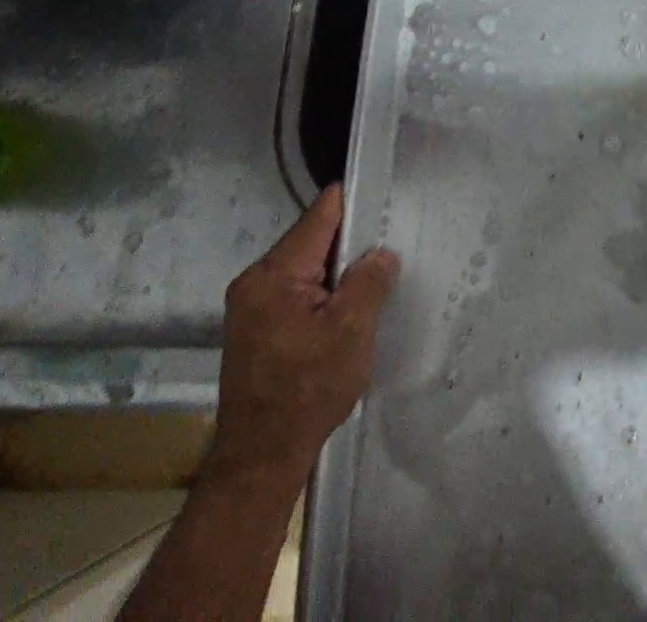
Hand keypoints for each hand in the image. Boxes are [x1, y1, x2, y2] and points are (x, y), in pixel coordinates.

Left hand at [207, 183, 399, 484]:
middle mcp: (255, 282)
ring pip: (306, 270)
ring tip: (379, 274)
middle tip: (393, 240)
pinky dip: (326, 293)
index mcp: (273, 275)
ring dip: (340, 272)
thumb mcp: (352, 331)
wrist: (262, 454)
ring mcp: (252, 307)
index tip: (384, 191)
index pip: (318, 218)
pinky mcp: (258, 330)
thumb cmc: (309, 388)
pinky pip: (298, 294)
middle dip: (351, 241)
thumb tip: (381, 253)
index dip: (352, 202)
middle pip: (311, 242)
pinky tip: (351, 307)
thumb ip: (368, 282)